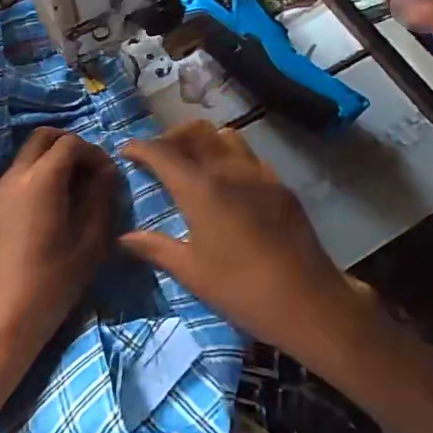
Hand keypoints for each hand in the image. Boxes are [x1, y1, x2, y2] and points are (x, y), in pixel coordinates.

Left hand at [0, 128, 116, 368]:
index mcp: (41, 180)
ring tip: (75, 188)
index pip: (69, 143)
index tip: (108, 175)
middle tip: (90, 171)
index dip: (93, 152)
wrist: (5, 316)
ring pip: (26, 154)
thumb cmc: (54, 281)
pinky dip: (37, 174)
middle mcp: (15, 177)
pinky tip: (53, 205)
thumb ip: (101, 198)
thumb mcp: (91, 240)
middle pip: (41, 137)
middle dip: (69, 144)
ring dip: (52, 159)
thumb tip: (106, 172)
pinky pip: (17, 174)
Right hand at [119, 122, 372, 363]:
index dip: (140, 147)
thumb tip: (124, 238)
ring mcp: (259, 174)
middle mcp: (229, 170)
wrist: (308, 300)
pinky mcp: (280, 185)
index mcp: (202, 189)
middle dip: (171, 137)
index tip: (126, 151)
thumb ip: (155, 248)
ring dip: (204, 141)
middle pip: (196, 132)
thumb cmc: (242, 289)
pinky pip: (249, 155)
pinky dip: (230, 156)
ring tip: (193, 164)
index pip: (163, 152)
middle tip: (159, 157)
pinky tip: (228, 183)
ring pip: (226, 136)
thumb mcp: (192, 272)